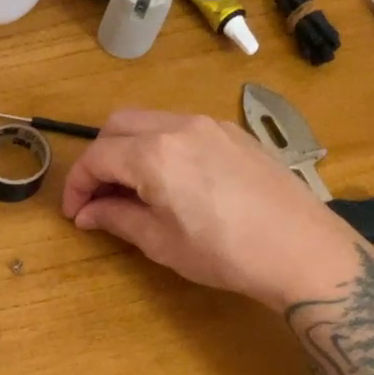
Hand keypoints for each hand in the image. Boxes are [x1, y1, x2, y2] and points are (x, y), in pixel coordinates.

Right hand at [61, 108, 361, 310]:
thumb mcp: (159, 242)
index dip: (76, 185)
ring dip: (127, 150)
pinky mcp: (231, 134)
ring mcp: (210, 126)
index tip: (75, 214)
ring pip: (149, 121)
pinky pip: (179, 128)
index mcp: (154, 156)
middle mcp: (179, 128)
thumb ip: (117, 218)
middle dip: (98, 159)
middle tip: (95, 197)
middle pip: (118, 125)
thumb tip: (88, 213)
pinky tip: (164, 183)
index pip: (97, 157)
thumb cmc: (222, 252)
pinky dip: (157, 147)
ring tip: (128, 192)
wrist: (298, 247)